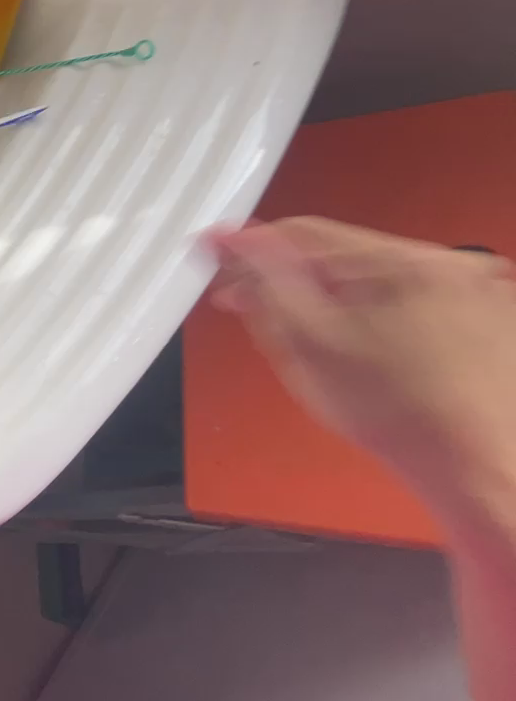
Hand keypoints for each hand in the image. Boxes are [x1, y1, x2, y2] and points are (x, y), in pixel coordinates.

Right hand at [206, 218, 515, 516]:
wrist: (482, 468)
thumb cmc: (398, 412)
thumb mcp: (302, 337)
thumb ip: (260, 277)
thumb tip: (226, 237)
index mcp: (405, 261)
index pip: (300, 232)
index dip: (246, 252)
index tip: (216, 269)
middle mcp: (448, 266)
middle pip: (336, 254)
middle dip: (286, 281)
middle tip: (250, 310)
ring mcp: (474, 292)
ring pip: (366, 277)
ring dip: (324, 298)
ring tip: (305, 340)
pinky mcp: (484, 318)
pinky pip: (400, 298)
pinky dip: (366, 314)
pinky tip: (352, 349)